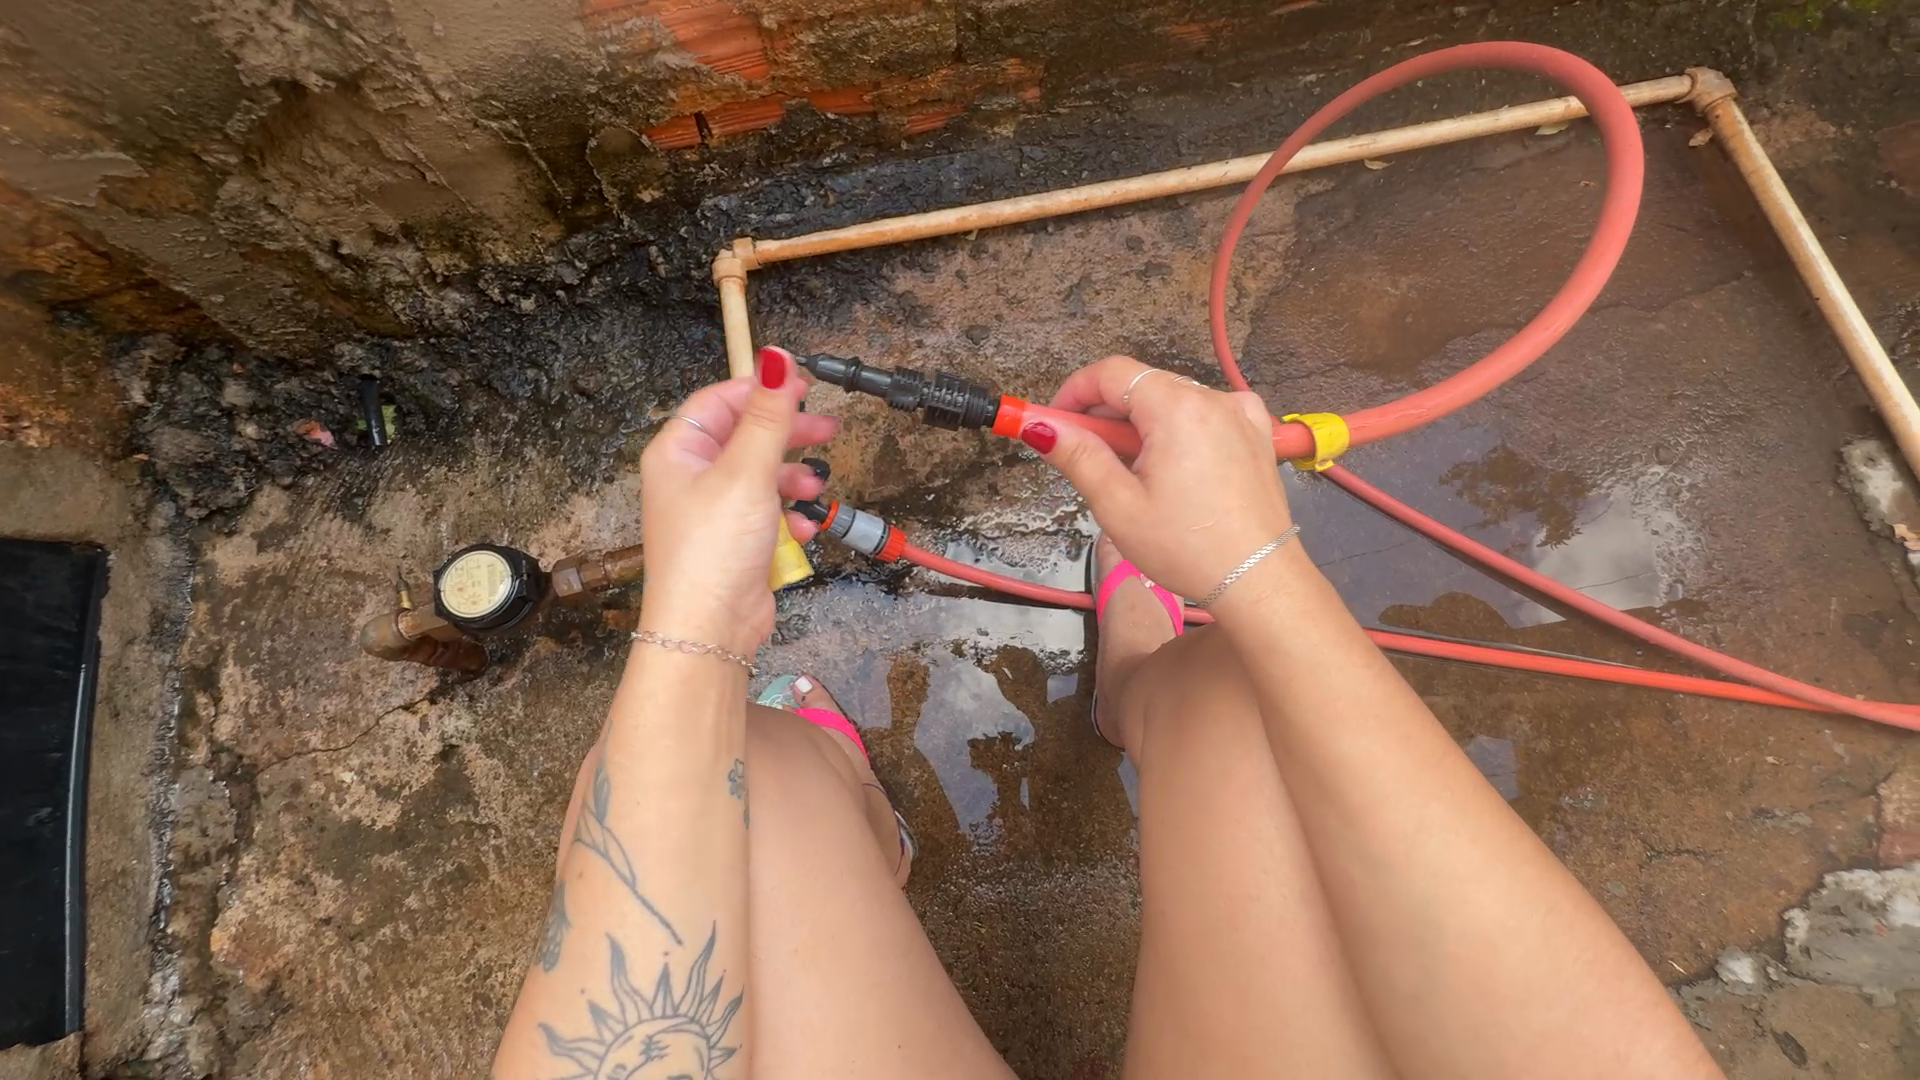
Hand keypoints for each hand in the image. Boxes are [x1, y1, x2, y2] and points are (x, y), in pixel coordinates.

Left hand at [637, 349, 833, 655]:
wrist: (710, 628)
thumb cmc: (714, 548)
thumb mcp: (747, 471)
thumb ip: (768, 415)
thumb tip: (778, 357)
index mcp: (679, 452)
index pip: (721, 401)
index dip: (762, 390)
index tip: (804, 386)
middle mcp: (693, 477)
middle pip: (747, 437)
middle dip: (788, 436)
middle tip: (827, 430)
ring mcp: (716, 511)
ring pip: (763, 477)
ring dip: (793, 480)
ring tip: (814, 491)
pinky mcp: (737, 541)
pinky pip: (769, 514)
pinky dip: (789, 518)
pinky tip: (802, 529)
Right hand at [1024, 356, 1294, 598]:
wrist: (1259, 580)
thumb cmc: (1188, 548)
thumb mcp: (1118, 506)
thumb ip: (1077, 456)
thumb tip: (1039, 427)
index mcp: (1176, 409)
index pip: (1110, 372)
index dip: (1073, 392)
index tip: (1053, 422)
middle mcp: (1212, 398)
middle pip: (1141, 385)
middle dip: (1104, 413)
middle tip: (1084, 456)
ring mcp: (1238, 413)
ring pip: (1170, 401)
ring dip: (1139, 425)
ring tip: (1130, 474)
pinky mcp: (1254, 433)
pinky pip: (1203, 414)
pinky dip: (1177, 430)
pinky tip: (1173, 466)